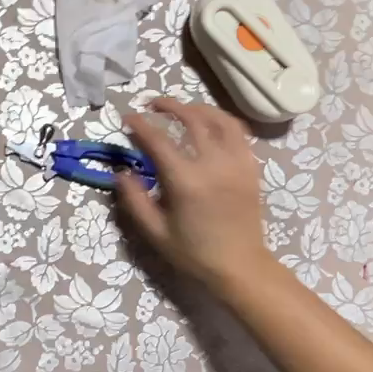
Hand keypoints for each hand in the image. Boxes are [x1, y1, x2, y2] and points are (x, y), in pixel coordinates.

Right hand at [115, 99, 272, 290]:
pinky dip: (222, 121)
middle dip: (169, 106)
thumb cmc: (194, 253)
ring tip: (183, 109)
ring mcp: (237, 163)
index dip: (140, 125)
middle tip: (152, 105)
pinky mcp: (251, 167)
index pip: (159, 140)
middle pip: (191, 119)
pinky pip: (239, 132)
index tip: (127, 118)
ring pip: (219, 119)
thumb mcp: (155, 232)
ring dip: (198, 108)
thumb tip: (121, 173)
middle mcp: (213, 164)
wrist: (239, 266)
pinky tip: (211, 124)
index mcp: (186, 181)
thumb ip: (134, 199)